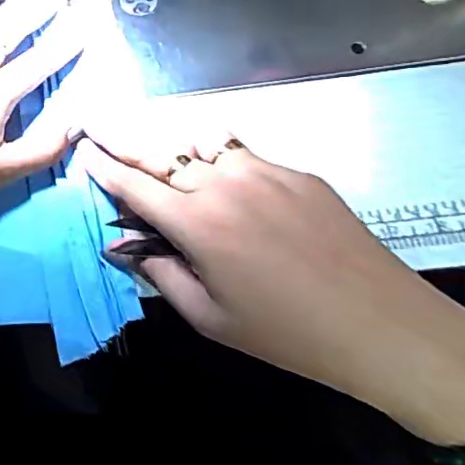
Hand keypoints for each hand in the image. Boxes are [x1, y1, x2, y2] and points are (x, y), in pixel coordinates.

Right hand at [75, 122, 464, 446]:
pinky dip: (223, 163)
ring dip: (177, 149)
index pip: (135, 184)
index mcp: (197, 223)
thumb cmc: (286, 333)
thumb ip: (162, 275)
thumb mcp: (211, 318)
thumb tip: (128, 248)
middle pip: (163, 152)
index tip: (84, 150)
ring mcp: (266, 171)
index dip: (104, 167)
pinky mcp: (298, 172)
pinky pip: (246, 157)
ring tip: (168, 160)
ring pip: (205, 146)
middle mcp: (226, 184)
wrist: (380, 323)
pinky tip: (229, 186)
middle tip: (105, 132)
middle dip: (128, 142)